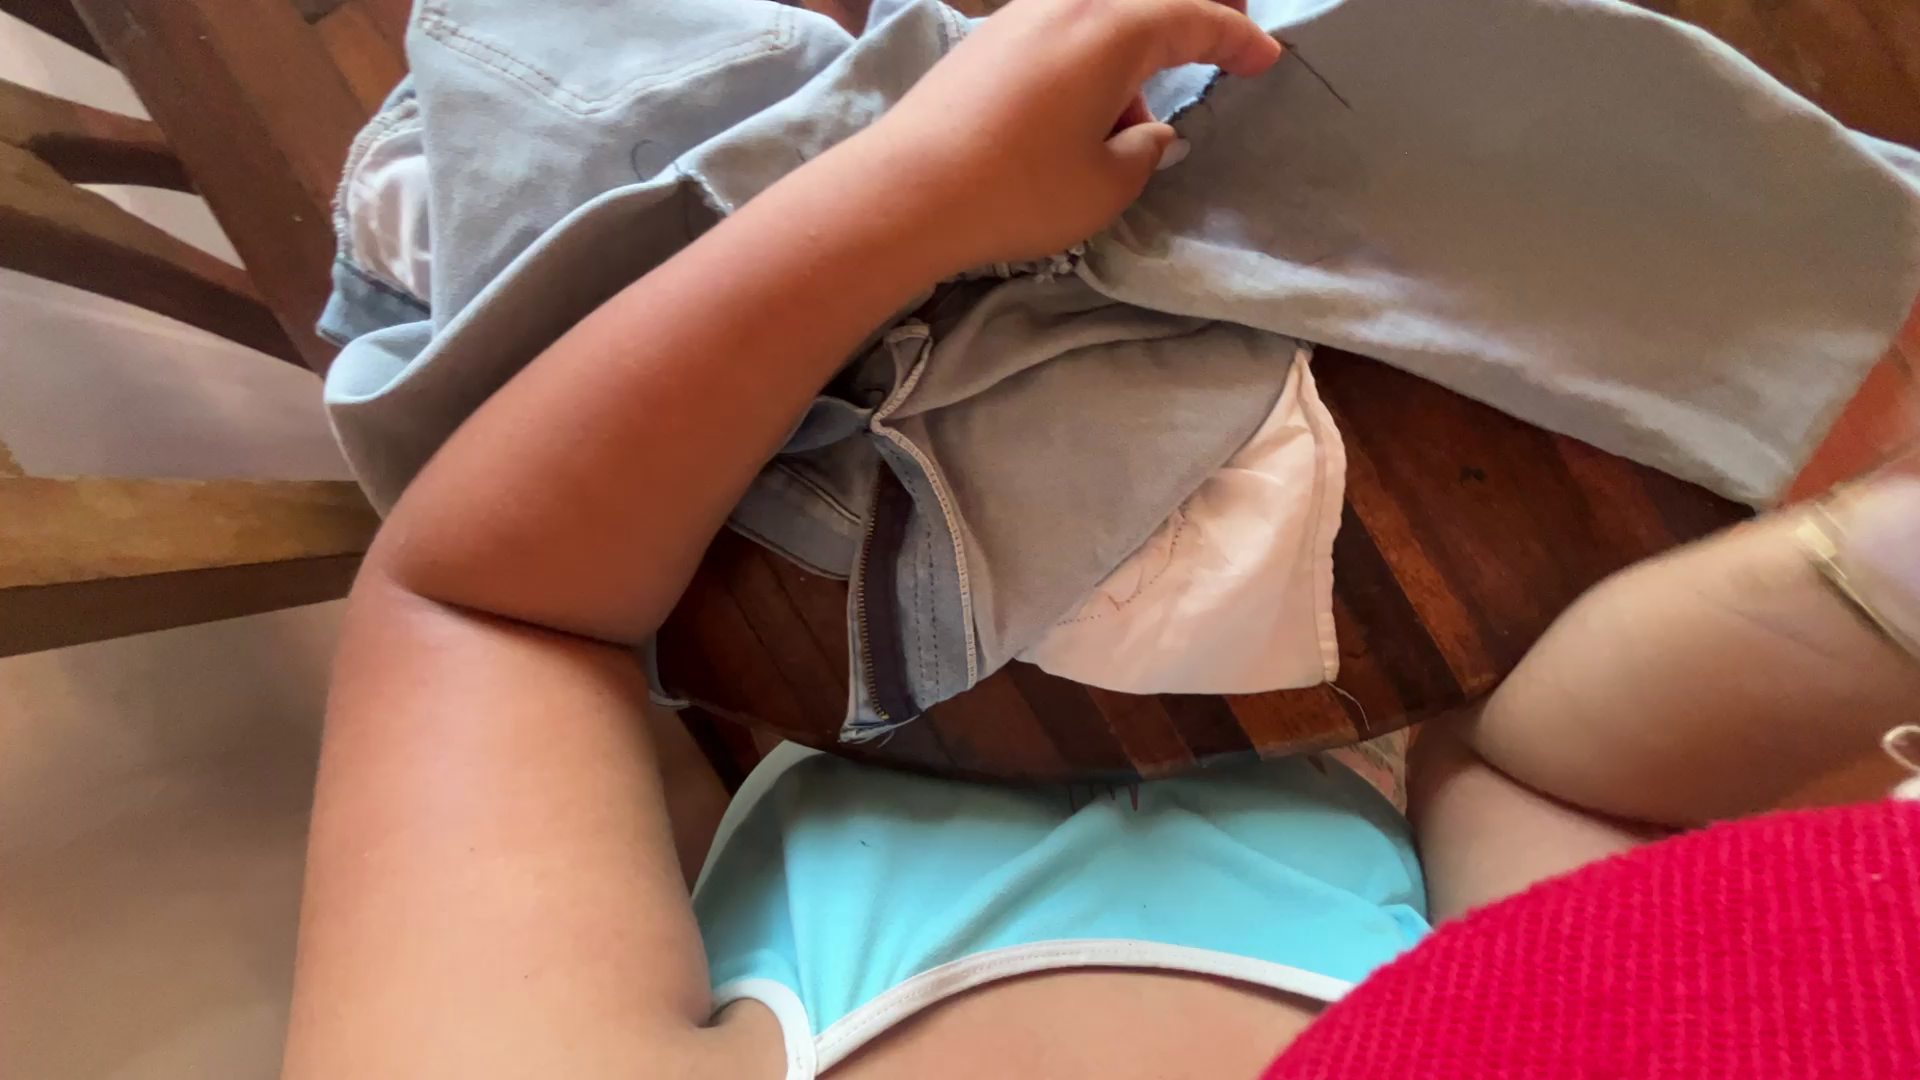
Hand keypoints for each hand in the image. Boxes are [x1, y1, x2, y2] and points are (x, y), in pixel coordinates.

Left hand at [851, 0, 1281, 272]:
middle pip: (1143, 3)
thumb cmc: (1018, 192)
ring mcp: (1018, 17)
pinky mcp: (983, 44)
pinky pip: (1055, 41)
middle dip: (1185, 24)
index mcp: (1114, 27)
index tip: (1265, 59)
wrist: (908, 193)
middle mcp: (1068, 3)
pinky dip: (1082, 68)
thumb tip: (1151, 134)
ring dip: (1124, 63)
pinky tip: (1070, 120)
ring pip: (1096, 23)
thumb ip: (1145, 154)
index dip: (1237, 39)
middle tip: (1210, 45)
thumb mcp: (1104, 187)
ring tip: (1122, 132)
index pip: (1196, 17)